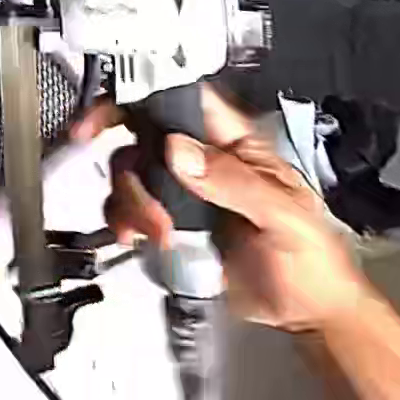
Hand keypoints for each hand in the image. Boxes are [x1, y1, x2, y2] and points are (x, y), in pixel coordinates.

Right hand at [79, 90, 367, 331]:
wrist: (307, 314)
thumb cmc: (312, 256)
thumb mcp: (282, 215)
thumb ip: (232, 181)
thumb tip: (178, 150)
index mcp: (228, 140)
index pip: (179, 95)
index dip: (141, 85)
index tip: (111, 96)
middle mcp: (197, 155)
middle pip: (140, 125)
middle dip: (111, 133)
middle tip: (87, 137)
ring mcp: (179, 188)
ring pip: (129, 167)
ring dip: (130, 195)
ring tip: (157, 231)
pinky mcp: (166, 220)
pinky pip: (128, 206)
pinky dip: (122, 217)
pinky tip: (134, 235)